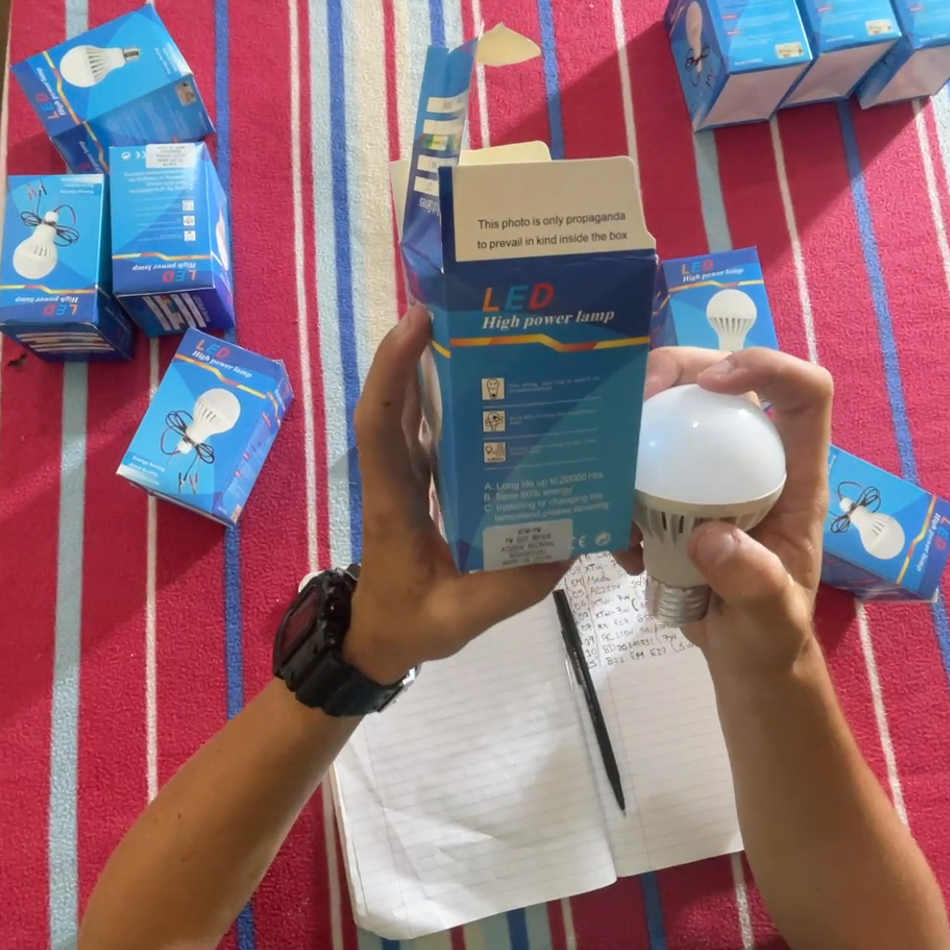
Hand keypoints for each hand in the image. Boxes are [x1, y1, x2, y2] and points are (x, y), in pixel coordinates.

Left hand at [343, 308, 571, 681]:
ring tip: (487, 337)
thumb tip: (571, 541)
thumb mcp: (462, 615)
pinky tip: (498, 396)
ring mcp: (406, 479)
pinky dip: (453, 408)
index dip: (392, 371)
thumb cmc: (408, 625)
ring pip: (411, 413)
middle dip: (419, 350)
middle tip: (467, 309)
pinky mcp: (422, 487)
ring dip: (435, 372)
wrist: (379, 640)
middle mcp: (395, 478)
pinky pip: (432, 437)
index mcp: (393, 503)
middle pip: (396, 403)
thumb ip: (512, 584)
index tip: (419, 322)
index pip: (379, 426)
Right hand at [615, 348, 833, 675]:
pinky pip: (642, 464)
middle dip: (676, 373)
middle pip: (723, 384)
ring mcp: (709, 475)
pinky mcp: (674, 495)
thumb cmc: (768, 635)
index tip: (710, 384)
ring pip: (674, 416)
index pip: (803, 395)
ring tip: (609, 475)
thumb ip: (752, 583)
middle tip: (631, 402)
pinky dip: (618, 485)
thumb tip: (709, 537)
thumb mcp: (769, 618)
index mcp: (794, 478)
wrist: (739, 655)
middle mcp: (752, 462)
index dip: (767, 367)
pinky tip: (617, 537)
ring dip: (633, 430)